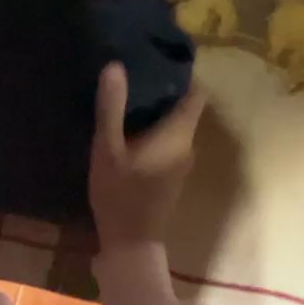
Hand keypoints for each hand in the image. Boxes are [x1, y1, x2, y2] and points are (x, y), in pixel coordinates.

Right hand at [89, 63, 206, 249]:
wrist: (130, 244)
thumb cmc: (120, 195)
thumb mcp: (108, 150)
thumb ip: (111, 109)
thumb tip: (115, 66)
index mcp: (179, 134)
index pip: (195, 92)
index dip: (181, 74)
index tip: (156, 60)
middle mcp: (188, 146)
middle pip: (184, 109)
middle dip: (163, 92)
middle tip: (134, 76)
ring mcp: (181, 164)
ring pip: (174, 128)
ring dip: (156, 114)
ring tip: (127, 100)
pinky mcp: (170, 178)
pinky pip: (167, 144)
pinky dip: (152, 133)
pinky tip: (128, 132)